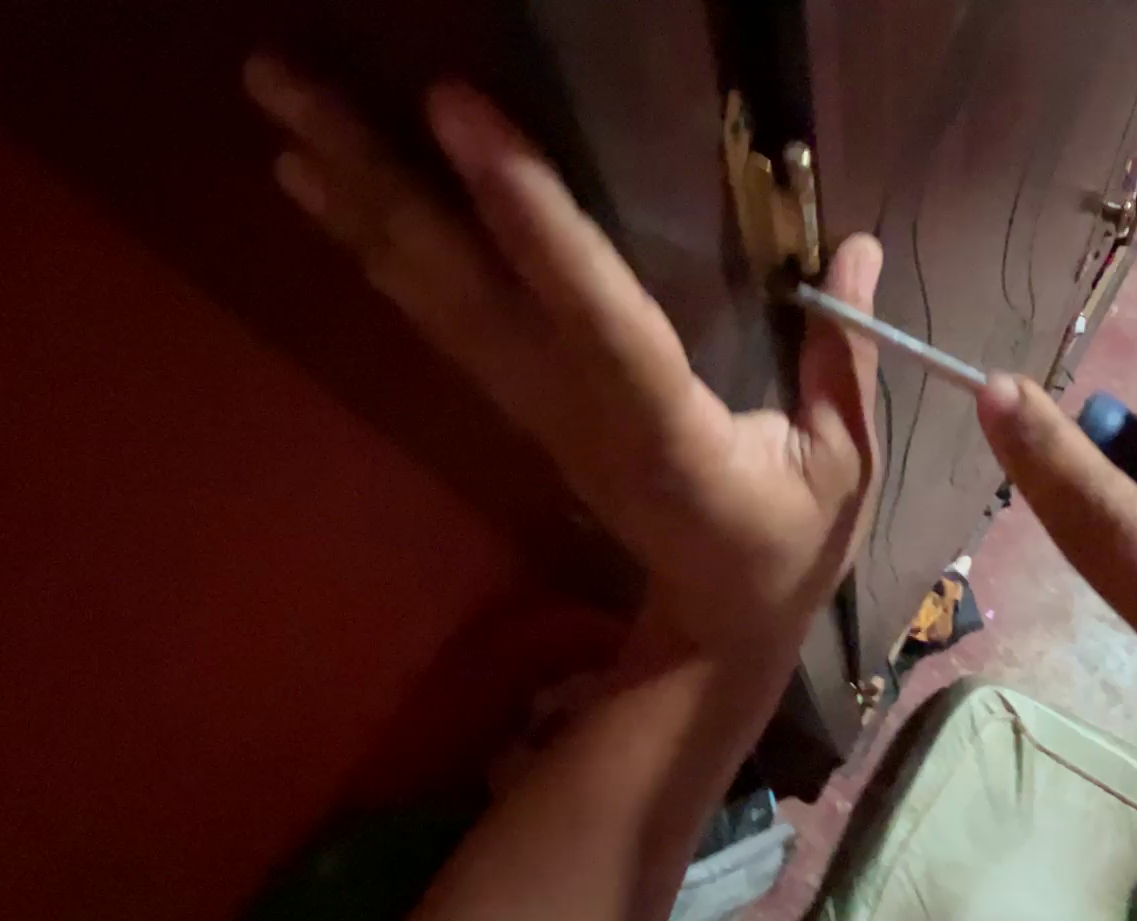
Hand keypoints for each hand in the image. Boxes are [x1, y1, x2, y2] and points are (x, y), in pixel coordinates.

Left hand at [244, 55, 880, 655]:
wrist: (721, 621)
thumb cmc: (789, 546)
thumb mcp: (842, 466)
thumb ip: (840, 360)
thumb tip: (855, 247)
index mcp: (671, 436)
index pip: (598, 319)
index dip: (534, 222)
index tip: (458, 112)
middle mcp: (588, 422)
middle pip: (478, 306)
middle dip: (387, 192)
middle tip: (281, 82)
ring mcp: (551, 424)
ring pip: (447, 317)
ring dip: (366, 220)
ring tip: (285, 123)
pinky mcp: (538, 421)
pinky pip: (458, 337)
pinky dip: (396, 270)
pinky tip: (347, 212)